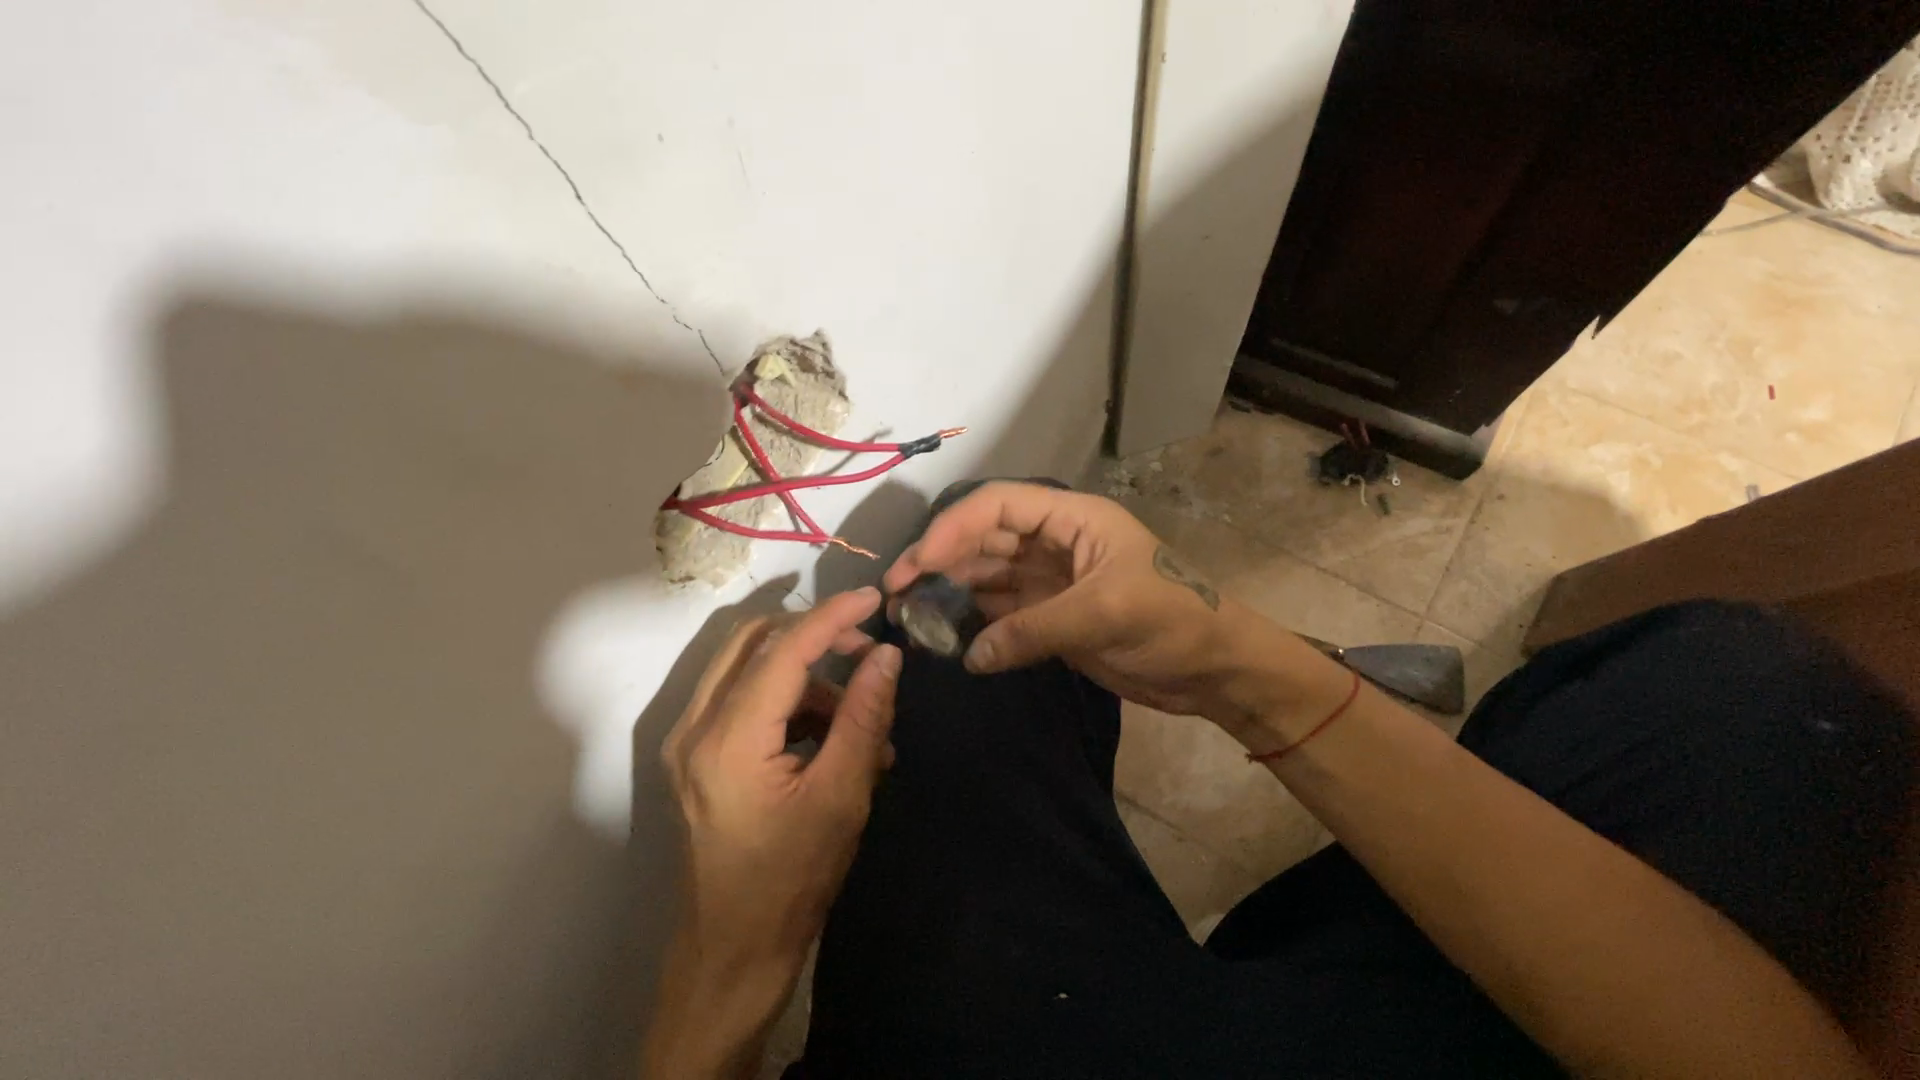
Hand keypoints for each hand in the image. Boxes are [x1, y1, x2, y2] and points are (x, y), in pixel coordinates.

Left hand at [660, 587, 901, 972]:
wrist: (734, 951)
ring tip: (860, 720)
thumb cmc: (792, 880)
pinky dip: (787, 703)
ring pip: (746, 669)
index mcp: (729, 739)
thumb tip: (887, 656)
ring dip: (805, 676)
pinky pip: (742, 702)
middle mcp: (695, 727)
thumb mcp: (841, 796)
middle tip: (866, 653)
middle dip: (814, 636)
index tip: (875, 599)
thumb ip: (863, 717)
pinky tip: (831, 738)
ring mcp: (688, 742)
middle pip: (752, 642)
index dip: (833, 617)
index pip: (783, 649)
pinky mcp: (695, 758)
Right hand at [883, 482, 1237, 716]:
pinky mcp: (1051, 618)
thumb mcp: (1106, 613)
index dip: (952, 528)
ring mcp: (1050, 581)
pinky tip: (945, 635)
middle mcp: (1054, 542)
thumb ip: (1033, 630)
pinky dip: (973, 622)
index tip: (917, 564)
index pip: (998, 506)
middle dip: (940, 559)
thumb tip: (970, 656)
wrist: (1214, 669)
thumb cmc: (1173, 621)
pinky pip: (1000, 613)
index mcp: (1072, 518)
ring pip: (987, 575)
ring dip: (950, 591)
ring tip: (909, 614)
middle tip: (896, 593)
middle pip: (984, 538)